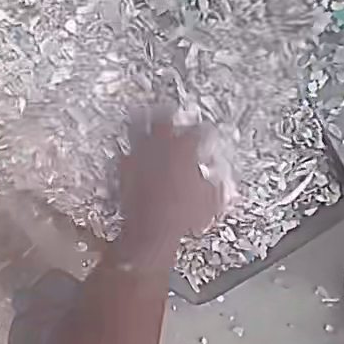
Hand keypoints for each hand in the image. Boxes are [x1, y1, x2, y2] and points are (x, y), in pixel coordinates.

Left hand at [117, 118, 224, 251]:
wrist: (151, 229)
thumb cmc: (181, 215)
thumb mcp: (210, 200)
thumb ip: (215, 185)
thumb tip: (220, 183)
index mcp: (184, 150)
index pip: (198, 131)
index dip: (203, 131)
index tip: (205, 132)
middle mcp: (160, 147)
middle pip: (163, 119)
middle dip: (168, 116)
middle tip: (171, 114)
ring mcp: (140, 155)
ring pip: (138, 128)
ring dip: (143, 124)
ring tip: (144, 119)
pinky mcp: (124, 167)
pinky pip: (125, 153)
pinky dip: (130, 152)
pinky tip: (131, 154)